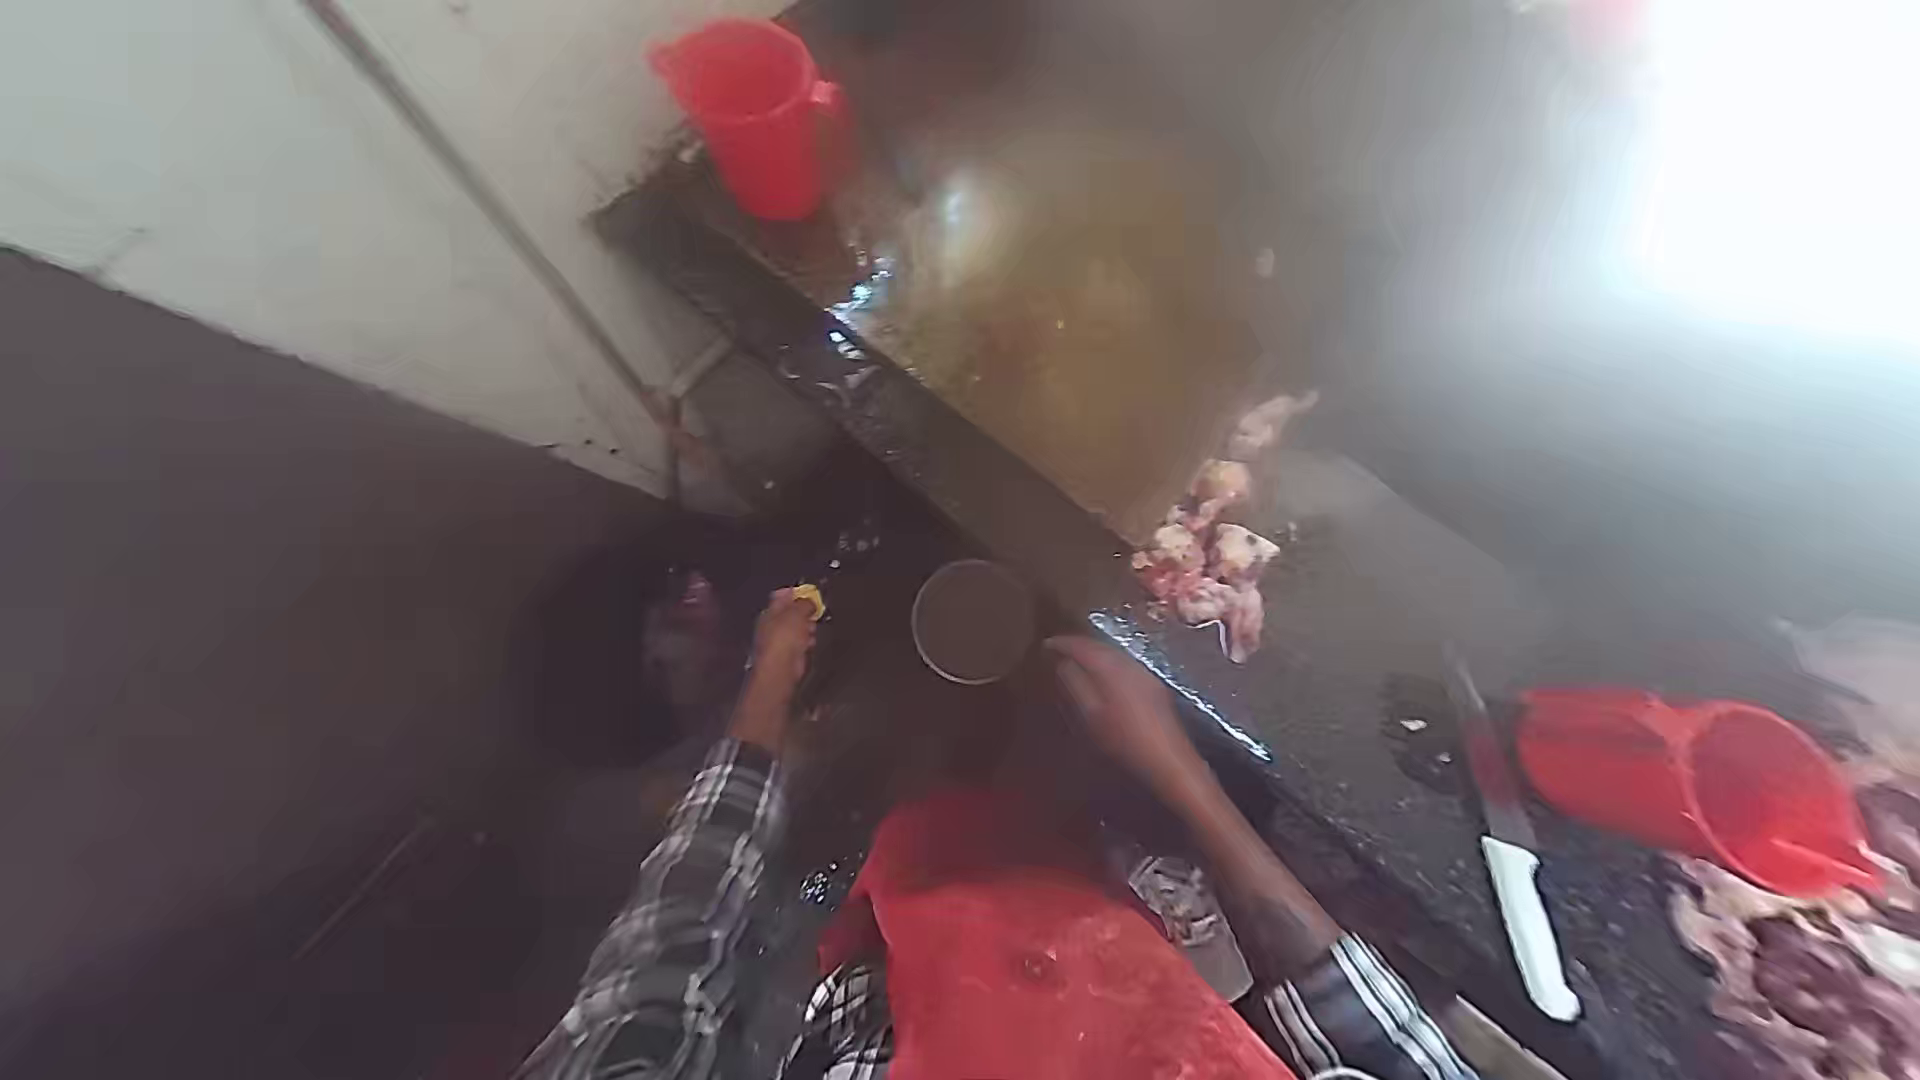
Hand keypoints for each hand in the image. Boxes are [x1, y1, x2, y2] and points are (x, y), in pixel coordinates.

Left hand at [749, 588, 816, 697]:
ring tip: (812, 629)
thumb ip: (805, 603)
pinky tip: (810, 643)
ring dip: (807, 626)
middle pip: (790, 611)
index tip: (810, 594)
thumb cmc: (786, 636)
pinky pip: (799, 641)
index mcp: (770, 611)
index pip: (781, 595)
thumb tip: (810, 600)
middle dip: (804, 611)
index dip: (795, 592)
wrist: (781, 667)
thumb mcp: (797, 613)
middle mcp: (772, 624)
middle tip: (814, 612)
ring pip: (797, 627)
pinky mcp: (787, 653)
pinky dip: (806, 641)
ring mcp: (779, 639)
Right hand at [1046, 636, 1205, 796]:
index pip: (1083, 646)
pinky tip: (1101, 672)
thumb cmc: (1125, 742)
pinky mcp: (1153, 684)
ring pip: (1113, 652)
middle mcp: (1130, 664)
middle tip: (1057, 647)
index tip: (1045, 644)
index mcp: (1113, 669)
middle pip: (1100, 645)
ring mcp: (1144, 673)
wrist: (1170, 762)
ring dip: (1093, 652)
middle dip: (1078, 644)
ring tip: (1075, 657)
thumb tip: (1063, 663)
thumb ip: (1076, 685)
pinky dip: (1107, 660)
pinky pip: (1123, 662)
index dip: (1063, 643)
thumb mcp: (1092, 715)